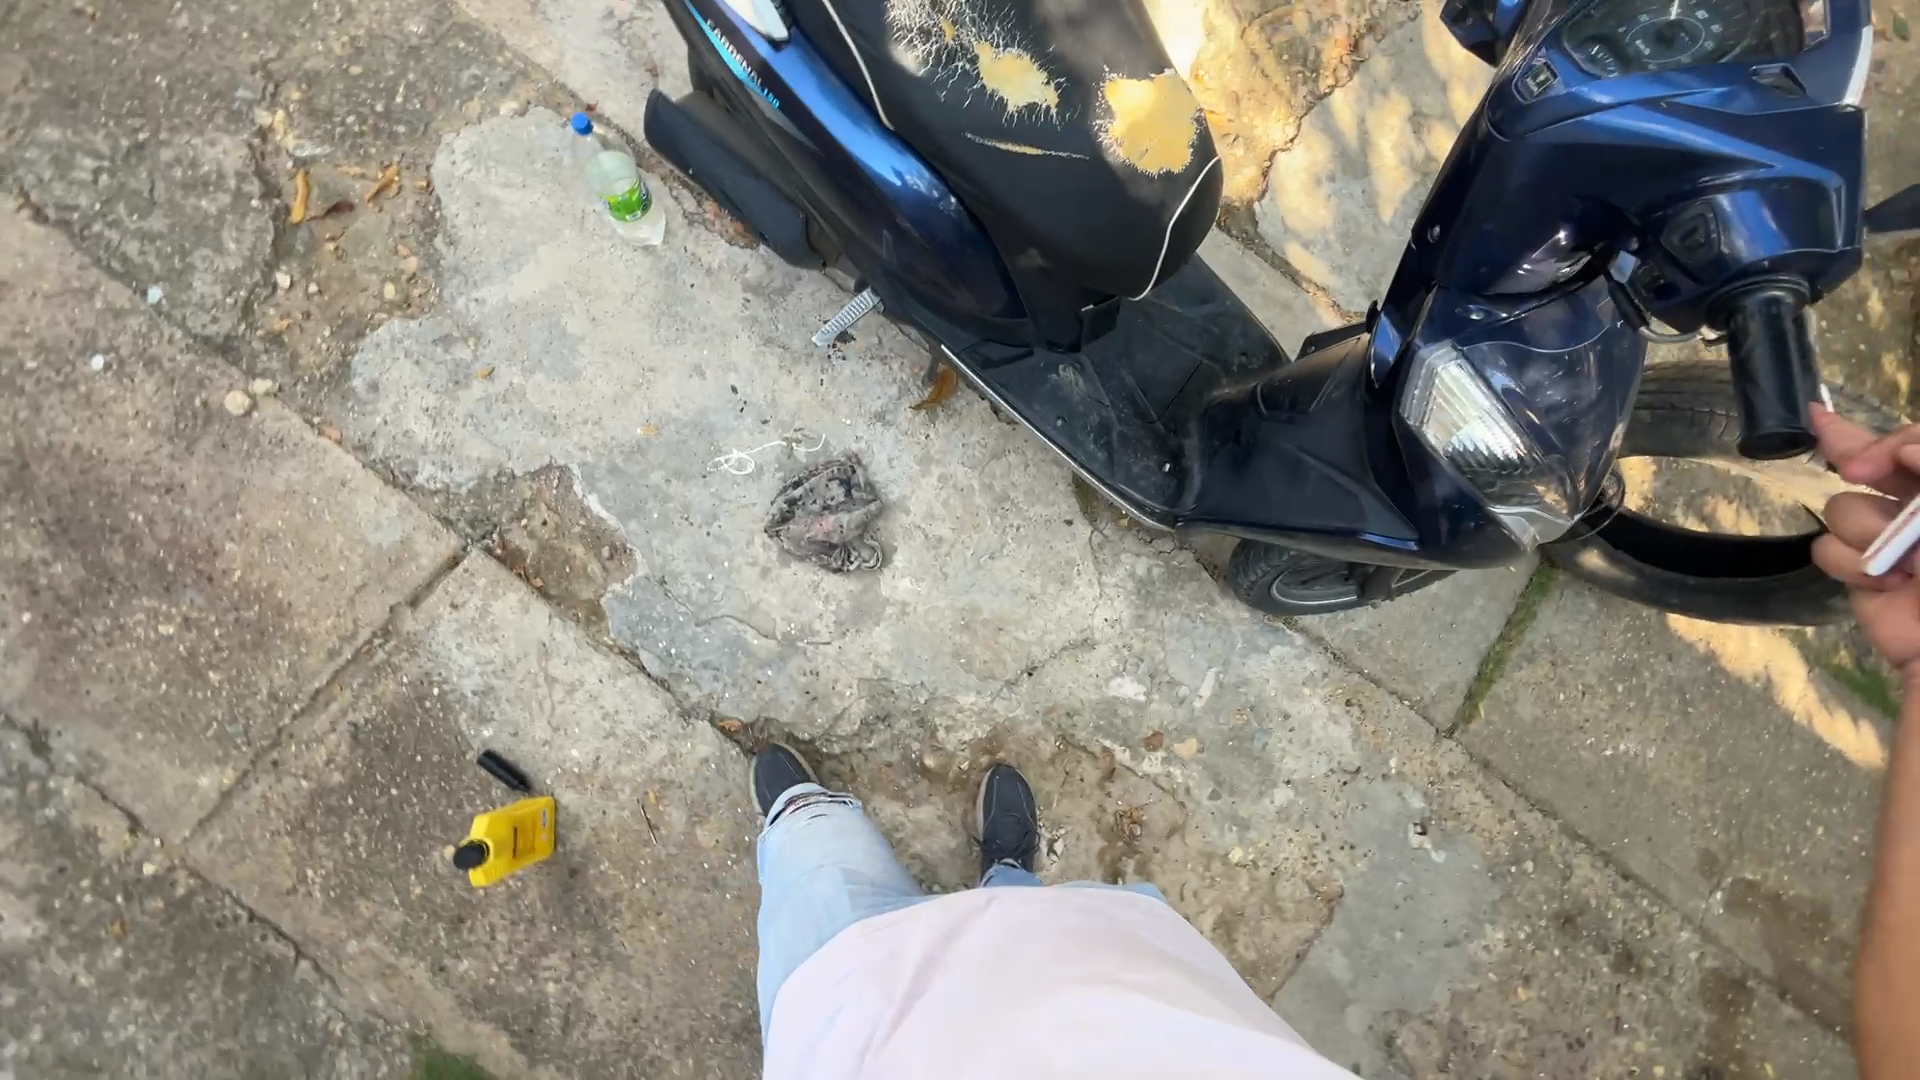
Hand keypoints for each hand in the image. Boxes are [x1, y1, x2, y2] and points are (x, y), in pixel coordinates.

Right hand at [1810, 405, 1919, 674]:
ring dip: (1865, 532)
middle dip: (1860, 456)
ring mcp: (1898, 541)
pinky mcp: (1862, 572)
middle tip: (1855, 469)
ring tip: (1903, 563)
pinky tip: (1881, 583)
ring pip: (1845, 506)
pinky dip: (1846, 564)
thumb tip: (1904, 449)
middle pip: (1880, 459)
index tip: (1883, 459)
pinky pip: (1826, 548)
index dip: (1901, 439)